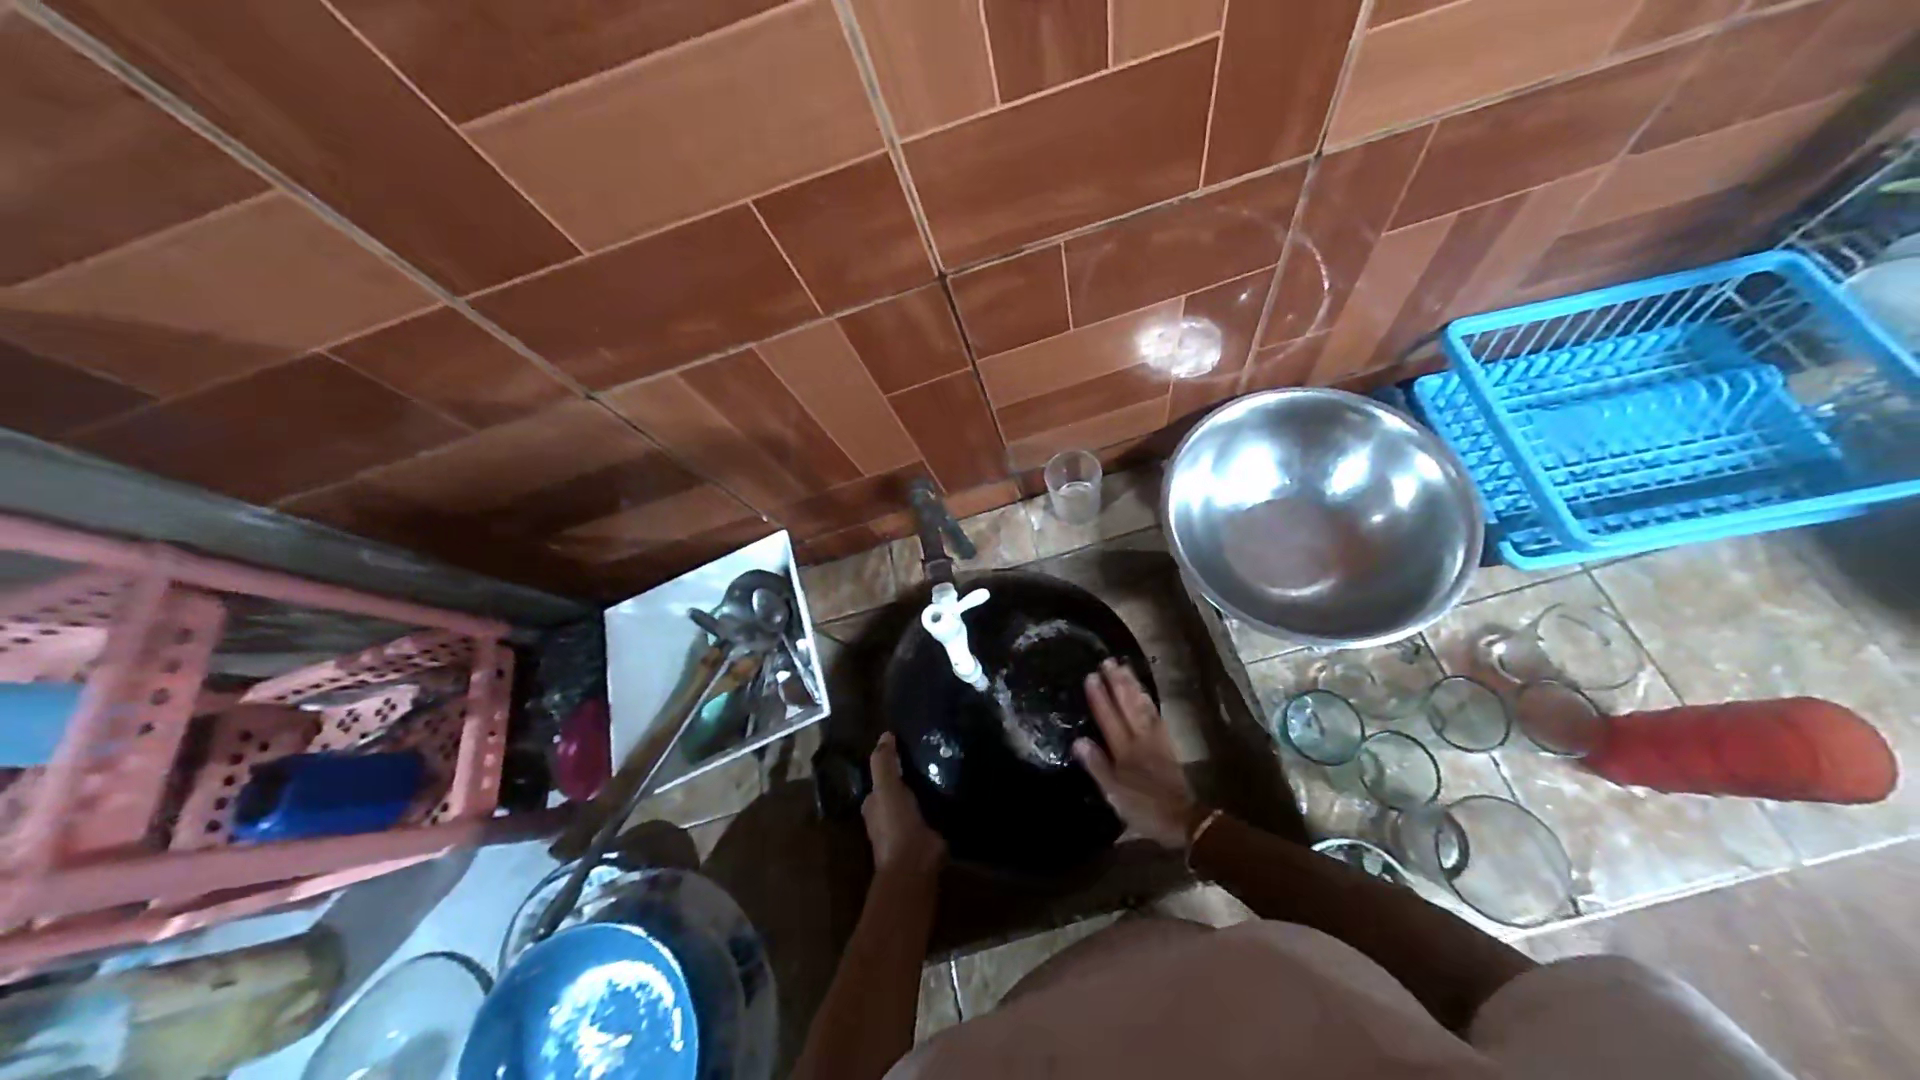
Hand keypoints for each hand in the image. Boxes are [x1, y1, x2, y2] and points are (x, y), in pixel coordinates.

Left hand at [863, 734, 945, 878]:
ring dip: (926, 788)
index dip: (892, 763)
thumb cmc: (895, 823)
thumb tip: (885, 734)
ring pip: (917, 799)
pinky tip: (953, 789)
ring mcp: (908, 826)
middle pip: (899, 788)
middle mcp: (887, 815)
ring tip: (946, 766)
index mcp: (874, 804)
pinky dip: (939, 802)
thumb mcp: (886, 788)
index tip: (909, 745)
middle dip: (910, 775)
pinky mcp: (928, 833)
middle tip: (932, 753)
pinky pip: (933, 811)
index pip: (881, 778)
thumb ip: (884, 762)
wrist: (915, 862)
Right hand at [1075, 660, 1205, 848]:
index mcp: (1124, 751)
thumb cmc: (1144, 808)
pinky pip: (1156, 716)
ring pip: (1142, 707)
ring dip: (1132, 686)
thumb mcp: (1114, 793)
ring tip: (1124, 668)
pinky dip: (1148, 701)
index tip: (1091, 675)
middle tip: (1108, 661)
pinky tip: (1143, 693)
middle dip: (1117, 683)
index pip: (1108, 718)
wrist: (1184, 820)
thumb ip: (1097, 766)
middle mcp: (1140, 739)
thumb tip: (1079, 740)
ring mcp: (1155, 740)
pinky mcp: (1167, 745)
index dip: (1100, 697)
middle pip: (1127, 706)